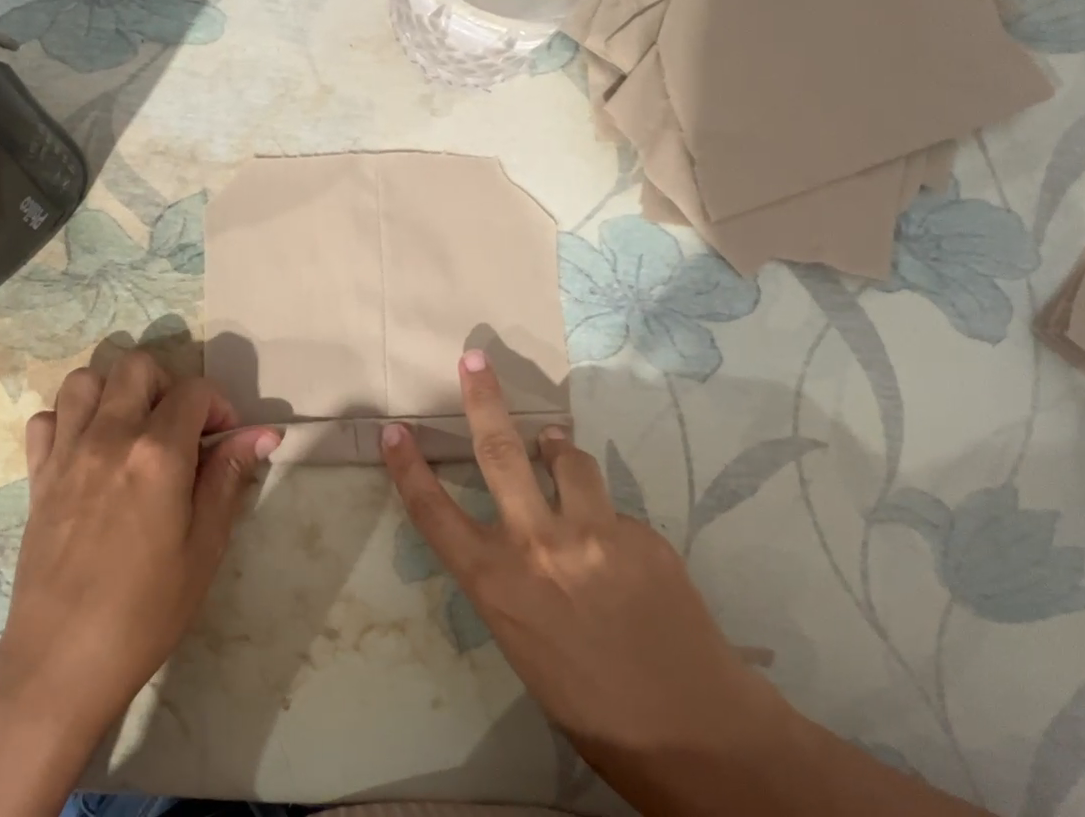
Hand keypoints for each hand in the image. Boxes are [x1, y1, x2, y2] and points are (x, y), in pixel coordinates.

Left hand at [0, 353, 277, 816]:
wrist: (63, 660)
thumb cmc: (147, 611)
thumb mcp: (205, 547)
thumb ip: (228, 478)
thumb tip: (263, 433)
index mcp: (156, 453)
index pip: (194, 391)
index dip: (220, 406)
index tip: (227, 441)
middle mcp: (107, 437)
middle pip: (136, 366)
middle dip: (168, 385)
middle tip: (182, 430)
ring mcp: (65, 454)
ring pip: (84, 380)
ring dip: (115, 391)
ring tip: (135, 430)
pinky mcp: (36, 477)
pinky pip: (46, 419)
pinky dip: (70, 419)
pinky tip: (89, 451)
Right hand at [381, 349, 783, 764]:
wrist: (690, 726)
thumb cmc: (589, 706)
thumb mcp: (523, 645)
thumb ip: (513, 585)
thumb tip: (522, 541)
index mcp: (496, 583)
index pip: (434, 512)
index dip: (408, 469)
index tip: (394, 431)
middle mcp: (537, 544)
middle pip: (500, 452)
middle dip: (483, 399)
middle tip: (475, 358)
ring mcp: (594, 532)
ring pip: (567, 462)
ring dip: (556, 448)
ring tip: (555, 445)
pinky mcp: (642, 534)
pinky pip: (612, 508)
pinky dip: (603, 513)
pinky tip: (618, 547)